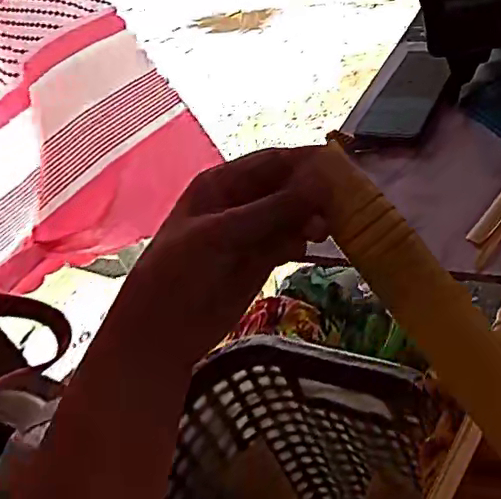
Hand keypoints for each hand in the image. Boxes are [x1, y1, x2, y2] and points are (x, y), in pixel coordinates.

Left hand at [101, 146, 331, 367]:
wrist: (157, 341)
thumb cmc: (176, 277)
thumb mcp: (221, 235)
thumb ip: (274, 208)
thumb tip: (324, 182)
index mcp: (224, 183)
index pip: (275, 160)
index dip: (308, 160)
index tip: (342, 165)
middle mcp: (244, 199)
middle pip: (292, 183)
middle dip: (316, 190)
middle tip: (343, 200)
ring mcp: (256, 227)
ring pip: (299, 210)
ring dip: (315, 215)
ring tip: (323, 230)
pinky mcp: (267, 253)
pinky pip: (297, 235)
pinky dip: (309, 236)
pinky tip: (314, 244)